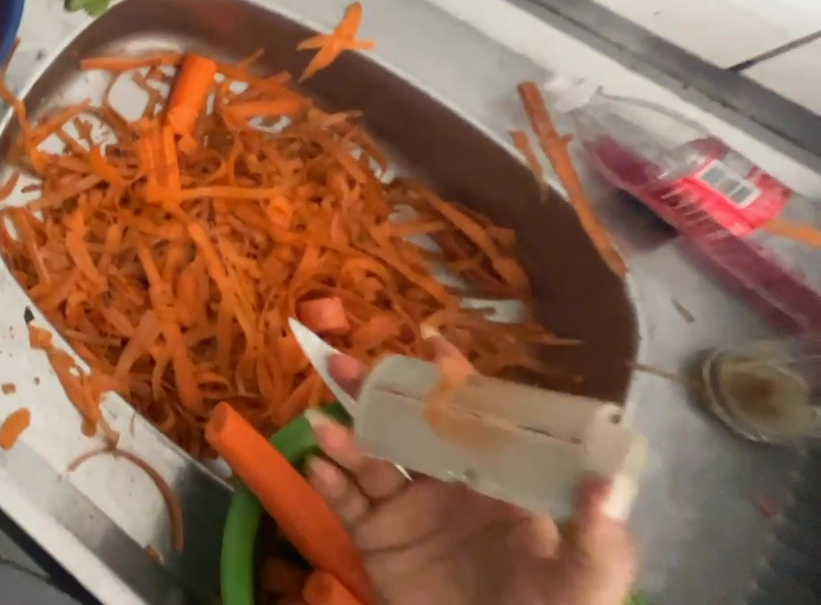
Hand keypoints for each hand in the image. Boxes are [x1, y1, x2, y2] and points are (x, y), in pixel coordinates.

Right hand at [308, 338, 637, 604]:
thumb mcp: (586, 588)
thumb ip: (598, 541)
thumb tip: (601, 481)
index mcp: (494, 485)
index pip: (472, 421)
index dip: (452, 382)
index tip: (430, 341)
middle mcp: (444, 485)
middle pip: (403, 426)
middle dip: (371, 393)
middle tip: (343, 365)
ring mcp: (404, 509)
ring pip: (365, 458)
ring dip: (342, 438)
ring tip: (324, 430)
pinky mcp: (373, 535)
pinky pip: (343, 500)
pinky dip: (327, 481)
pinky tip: (319, 469)